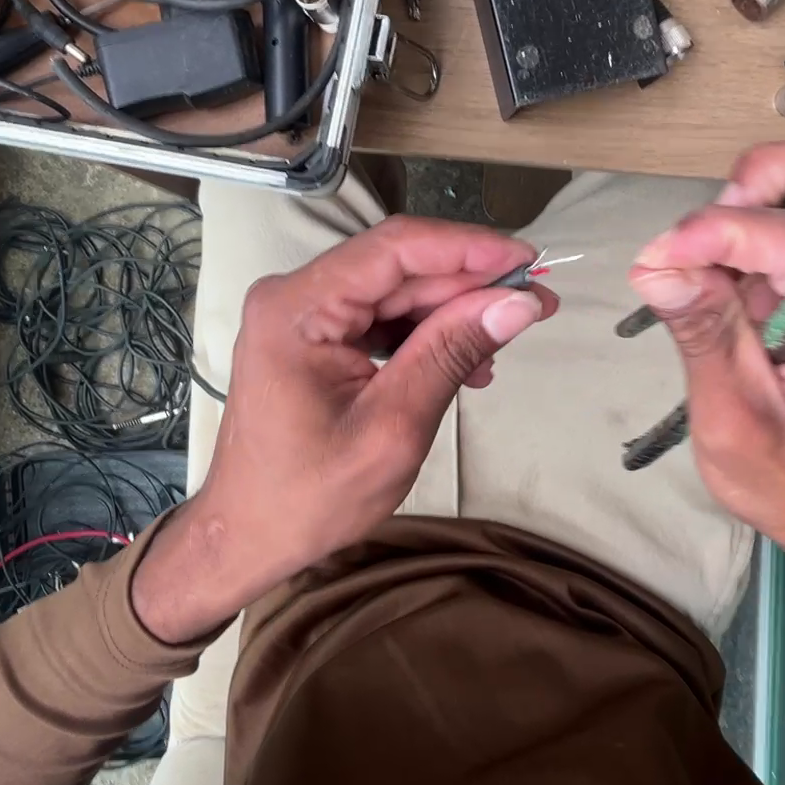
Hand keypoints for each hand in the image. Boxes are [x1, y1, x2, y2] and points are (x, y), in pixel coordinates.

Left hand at [133, 216, 558, 641]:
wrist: (248, 537)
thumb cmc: (311, 496)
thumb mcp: (393, 427)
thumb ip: (452, 352)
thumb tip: (520, 302)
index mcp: (297, 306)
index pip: (394, 249)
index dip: (467, 247)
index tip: (528, 260)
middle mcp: (293, 295)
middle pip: (396, 269)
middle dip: (468, 283)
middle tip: (537, 301)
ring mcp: (301, 314)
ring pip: (393, 293)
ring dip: (451, 312)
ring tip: (506, 338)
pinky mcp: (313, 337)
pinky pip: (378, 320)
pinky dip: (423, 336)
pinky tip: (465, 361)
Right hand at [626, 140, 784, 563]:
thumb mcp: (731, 419)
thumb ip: (704, 333)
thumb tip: (656, 263)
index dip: (732, 233)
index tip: (661, 250)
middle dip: (763, 191)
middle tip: (696, 236)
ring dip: (761, 204)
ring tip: (708, 257)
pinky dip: (767, 227)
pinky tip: (732, 267)